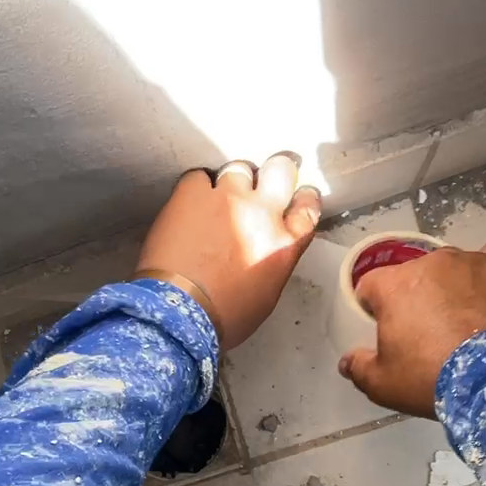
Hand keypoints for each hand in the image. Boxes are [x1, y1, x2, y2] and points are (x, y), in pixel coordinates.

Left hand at [135, 154, 322, 350]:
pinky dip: (196, 189)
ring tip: (218, 202)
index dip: (300, 199)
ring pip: (239, 168)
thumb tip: (270, 251)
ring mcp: (226, 198)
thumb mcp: (265, 298)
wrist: (178, 313)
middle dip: (273, 173)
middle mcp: (261, 214)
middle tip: (260, 186)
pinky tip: (189, 207)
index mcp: (283, 245)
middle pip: (280, 169)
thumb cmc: (221, 317)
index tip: (292, 200)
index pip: (307, 206)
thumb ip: (275, 263)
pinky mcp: (192, 194)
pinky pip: (198, 177)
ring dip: (232, 182)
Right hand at [338, 237, 485, 418]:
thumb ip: (359, 368)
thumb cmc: (431, 378)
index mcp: (393, 286)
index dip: (373, 308)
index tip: (382, 329)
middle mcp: (429, 263)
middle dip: (415, 298)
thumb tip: (347, 361)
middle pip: (412, 276)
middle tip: (425, 332)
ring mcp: (470, 260)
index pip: (370, 286)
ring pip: (451, 267)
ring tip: (463, 319)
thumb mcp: (383, 384)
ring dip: (450, 287)